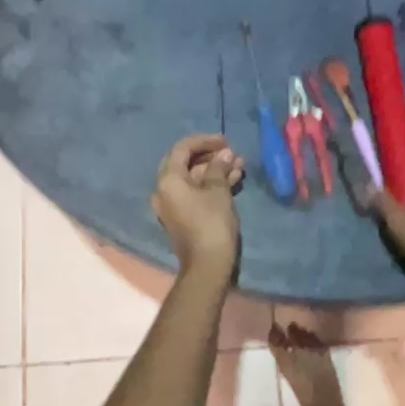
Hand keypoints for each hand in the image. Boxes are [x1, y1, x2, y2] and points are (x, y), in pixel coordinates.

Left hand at [151, 134, 245, 273]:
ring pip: (193, 179)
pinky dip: (211, 184)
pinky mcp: (182, 216)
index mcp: (168, 180)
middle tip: (232, 153)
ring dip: (214, 170)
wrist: (207, 265)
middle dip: (210, 156)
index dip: (204, 140)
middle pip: (185, 163)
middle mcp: (164, 190)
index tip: (226, 140)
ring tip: (240, 165)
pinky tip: (234, 179)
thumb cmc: (212, 223)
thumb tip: (225, 154)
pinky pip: (195, 192)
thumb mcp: (218, 191)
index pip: (182, 149)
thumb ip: (219, 167)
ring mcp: (172, 205)